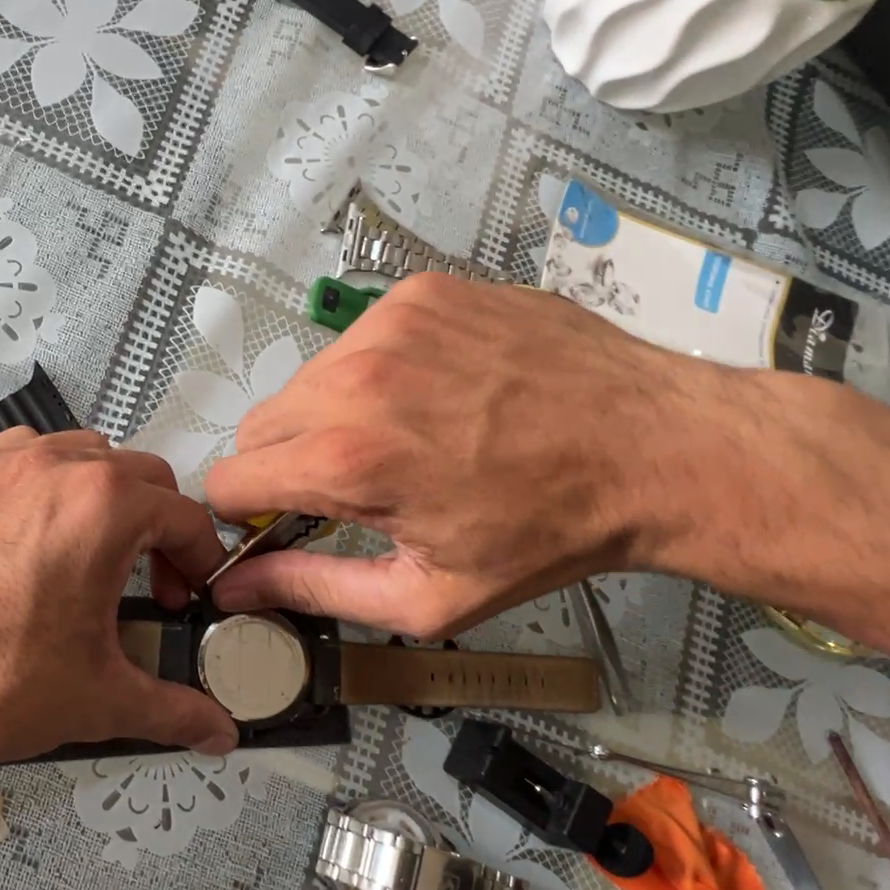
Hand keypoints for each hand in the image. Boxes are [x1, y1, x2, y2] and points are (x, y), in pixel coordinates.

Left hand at [0, 428, 238, 774]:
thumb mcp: (99, 699)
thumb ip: (175, 710)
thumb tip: (221, 732)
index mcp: (102, 506)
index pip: (183, 515)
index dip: (200, 558)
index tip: (189, 595)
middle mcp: (50, 466)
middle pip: (136, 474)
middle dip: (155, 524)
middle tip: (147, 581)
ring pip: (74, 454)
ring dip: (99, 494)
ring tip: (88, 554)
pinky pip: (14, 460)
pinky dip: (39, 484)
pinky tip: (27, 539)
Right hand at [205, 274, 731, 637]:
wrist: (660, 448)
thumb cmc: (544, 536)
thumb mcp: (424, 596)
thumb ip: (310, 589)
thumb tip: (229, 590)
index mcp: (347, 459)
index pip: (229, 480)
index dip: (249, 512)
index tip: (289, 521)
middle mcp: (352, 379)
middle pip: (257, 428)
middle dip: (285, 464)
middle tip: (350, 485)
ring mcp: (387, 325)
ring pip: (303, 382)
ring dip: (327, 416)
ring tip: (401, 437)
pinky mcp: (420, 294)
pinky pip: (353, 341)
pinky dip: (371, 373)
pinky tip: (431, 393)